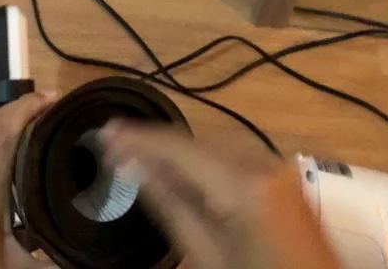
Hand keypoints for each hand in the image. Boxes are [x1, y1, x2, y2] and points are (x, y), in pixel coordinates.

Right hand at [97, 121, 341, 268]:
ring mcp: (277, 165)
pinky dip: (204, 160)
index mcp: (242, 180)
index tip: (104, 131)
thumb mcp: (208, 256)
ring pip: (213, 146)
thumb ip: (170, 206)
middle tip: (114, 143)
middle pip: (195, 142)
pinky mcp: (283, 176)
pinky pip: (233, 157)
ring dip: (177, 150)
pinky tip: (179, 167)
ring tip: (138, 153)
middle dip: (155, 143)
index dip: (138, 136)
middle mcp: (262, 159)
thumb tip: (133, 165)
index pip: (178, 146)